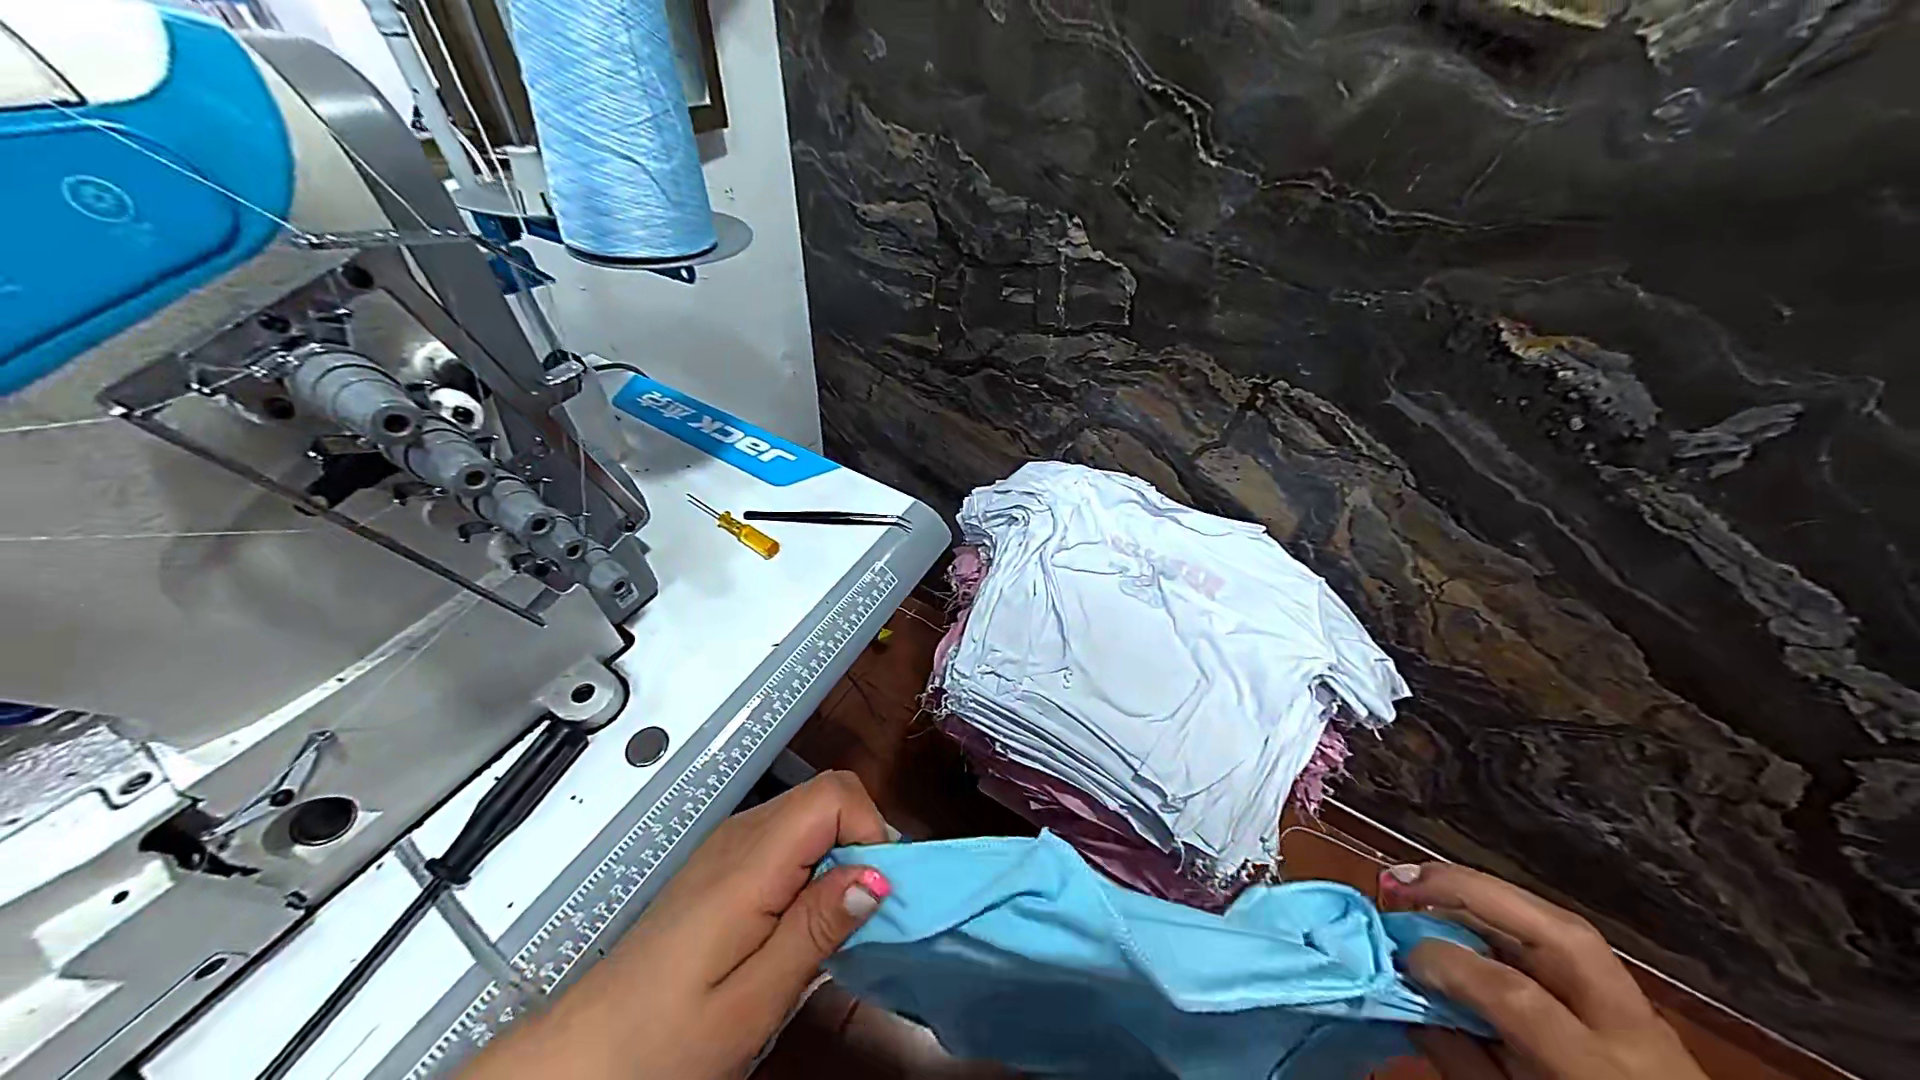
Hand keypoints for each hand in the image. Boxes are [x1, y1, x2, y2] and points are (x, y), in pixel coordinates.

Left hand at [459, 771, 891, 1079]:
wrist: (583, 1056)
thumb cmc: (665, 1039)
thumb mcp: (753, 1000)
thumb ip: (816, 928)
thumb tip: (877, 875)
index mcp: (750, 860)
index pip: (835, 793)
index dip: (870, 830)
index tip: (878, 893)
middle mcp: (741, 833)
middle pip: (827, 796)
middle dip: (862, 843)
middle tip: (863, 914)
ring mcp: (729, 843)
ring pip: (811, 813)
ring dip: (841, 856)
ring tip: (834, 924)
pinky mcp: (724, 860)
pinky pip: (789, 836)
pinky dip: (815, 864)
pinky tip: (801, 920)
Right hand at [1383, 862, 1709, 1079]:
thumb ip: (1465, 1064)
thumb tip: (1408, 999)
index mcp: (1604, 1074)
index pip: (1517, 996)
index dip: (1448, 965)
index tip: (1399, 957)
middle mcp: (1633, 1032)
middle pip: (1559, 933)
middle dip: (1471, 893)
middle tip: (1402, 880)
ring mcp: (1643, 1013)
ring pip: (1563, 924)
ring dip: (1481, 893)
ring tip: (1418, 882)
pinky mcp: (1631, 1003)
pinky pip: (1561, 942)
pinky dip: (1501, 916)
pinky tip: (1457, 909)